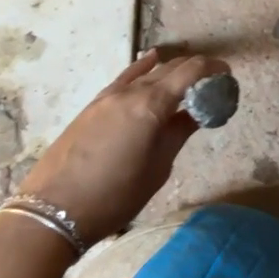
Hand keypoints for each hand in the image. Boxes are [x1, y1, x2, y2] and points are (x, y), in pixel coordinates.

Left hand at [17, 50, 228, 242]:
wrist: (50, 215)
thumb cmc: (113, 196)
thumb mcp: (158, 168)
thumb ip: (179, 134)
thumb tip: (196, 114)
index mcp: (151, 105)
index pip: (191, 71)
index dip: (213, 68)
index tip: (228, 75)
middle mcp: (130, 93)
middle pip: (170, 68)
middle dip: (195, 71)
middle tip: (212, 85)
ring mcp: (106, 98)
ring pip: (147, 73)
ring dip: (170, 72)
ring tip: (186, 80)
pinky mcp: (91, 108)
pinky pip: (124, 79)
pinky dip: (142, 70)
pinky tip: (149, 62)